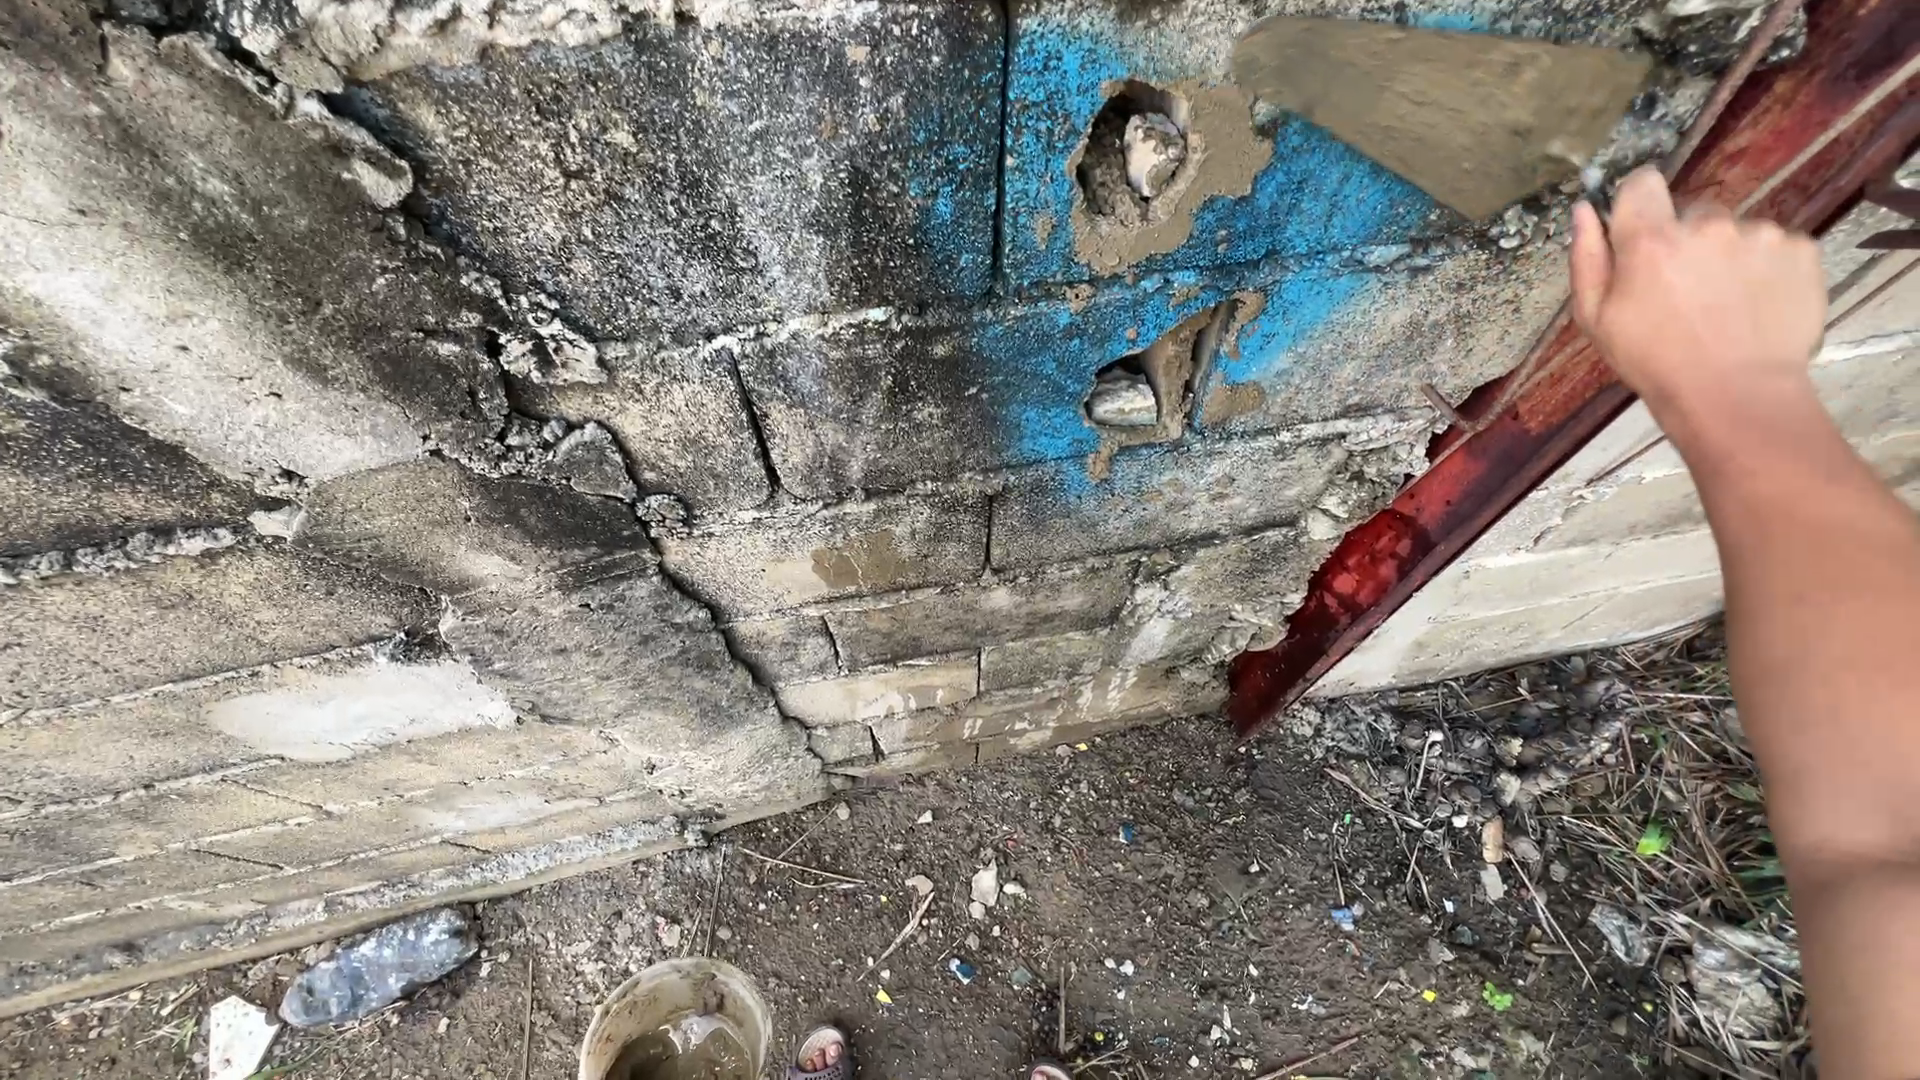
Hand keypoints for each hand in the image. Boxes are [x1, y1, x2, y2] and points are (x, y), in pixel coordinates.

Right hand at [1570, 166, 1826, 419]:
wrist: (1731, 389)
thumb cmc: (1648, 358)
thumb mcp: (1594, 317)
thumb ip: (1587, 258)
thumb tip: (1583, 211)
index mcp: (1650, 241)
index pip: (1642, 184)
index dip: (1634, 200)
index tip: (1633, 225)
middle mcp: (1707, 226)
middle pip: (1687, 214)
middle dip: (1678, 242)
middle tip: (1674, 290)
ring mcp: (1759, 234)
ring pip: (1729, 232)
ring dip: (1718, 256)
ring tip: (1714, 302)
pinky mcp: (1800, 247)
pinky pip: (1769, 245)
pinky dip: (1756, 267)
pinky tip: (1746, 303)